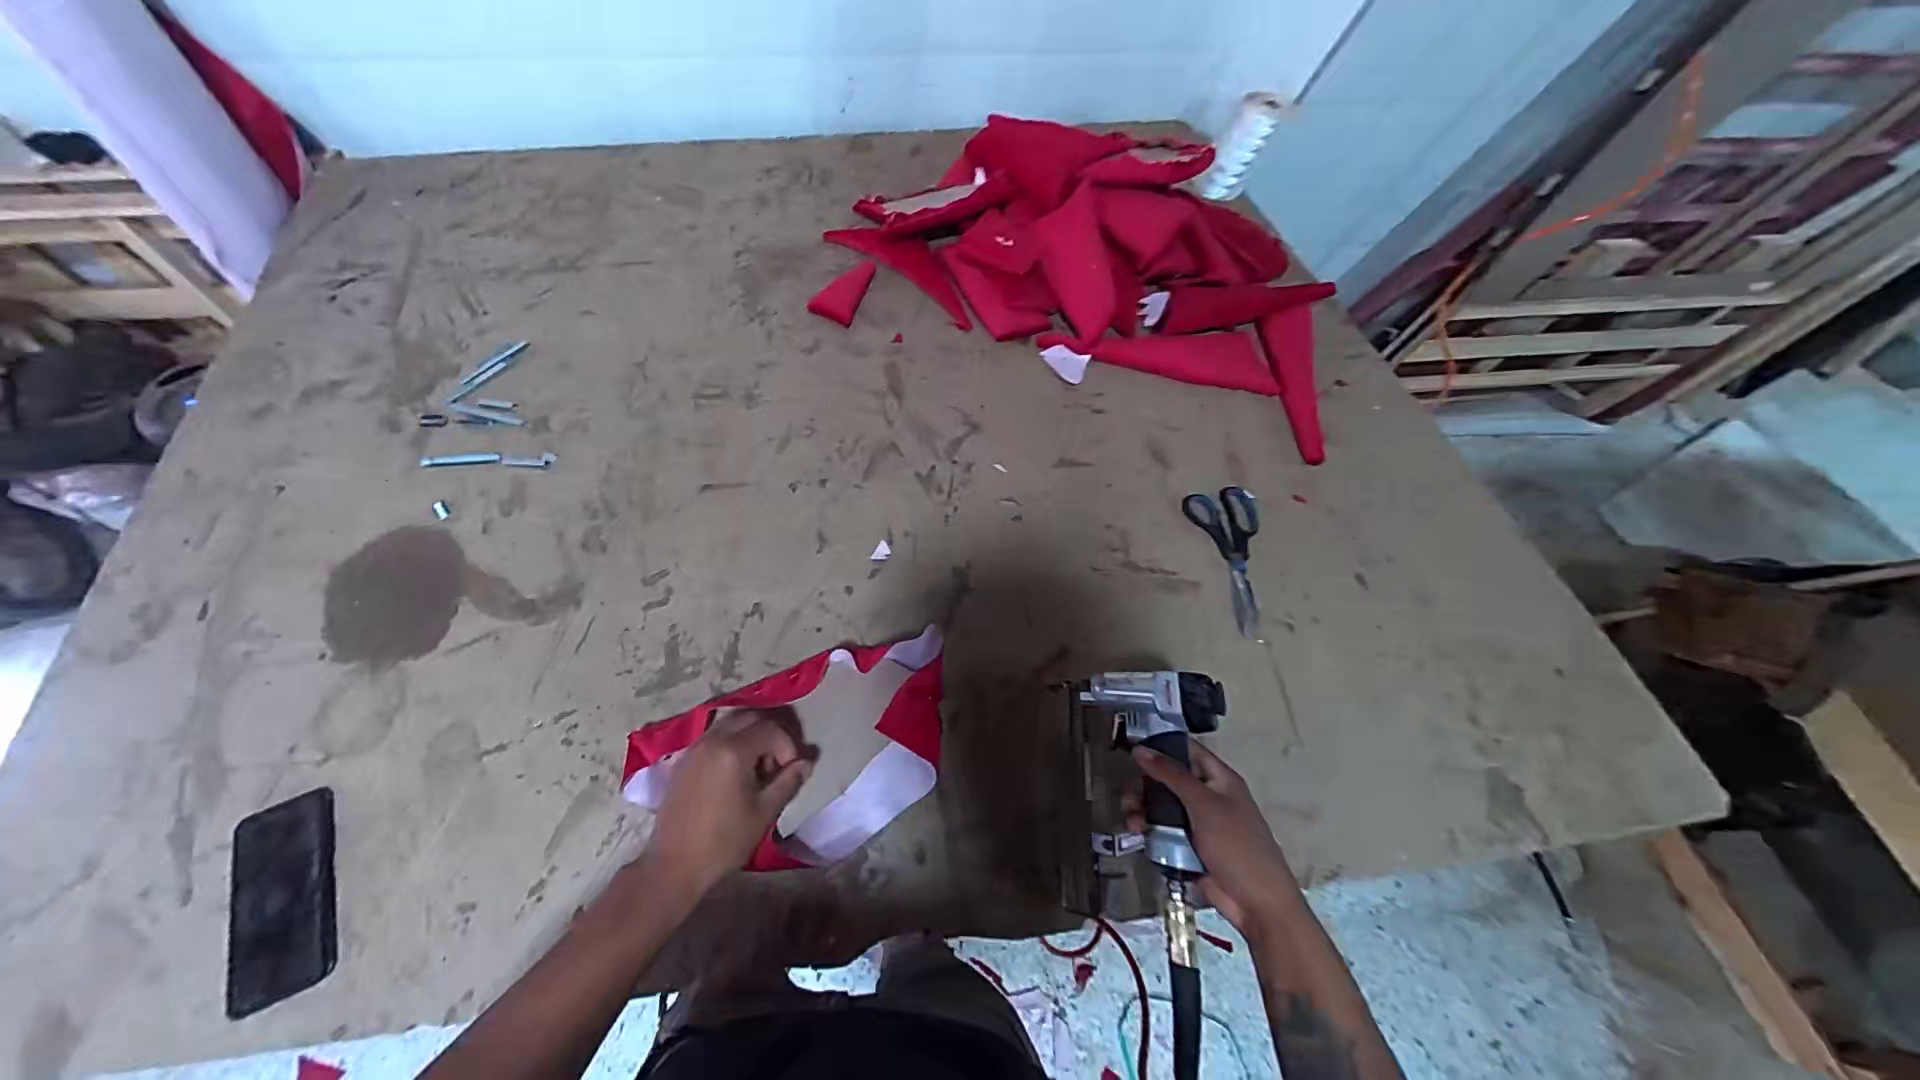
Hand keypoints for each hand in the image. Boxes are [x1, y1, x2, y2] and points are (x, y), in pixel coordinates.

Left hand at [643, 708, 812, 895]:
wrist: (674, 866)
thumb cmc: (724, 841)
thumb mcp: (764, 812)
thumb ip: (788, 781)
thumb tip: (806, 763)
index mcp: (733, 750)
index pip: (771, 729)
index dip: (788, 747)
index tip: (790, 772)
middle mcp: (712, 740)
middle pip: (750, 717)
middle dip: (771, 735)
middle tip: (777, 764)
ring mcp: (694, 748)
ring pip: (731, 724)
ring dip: (750, 736)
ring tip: (757, 768)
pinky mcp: (684, 761)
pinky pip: (714, 736)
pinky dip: (732, 743)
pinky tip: (735, 773)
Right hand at [1128, 740, 1302, 938]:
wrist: (1256, 903)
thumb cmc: (1236, 846)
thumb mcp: (1203, 804)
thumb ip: (1171, 774)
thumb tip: (1141, 748)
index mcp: (1219, 779)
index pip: (1187, 750)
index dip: (1160, 744)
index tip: (1131, 746)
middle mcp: (1208, 796)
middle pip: (1168, 778)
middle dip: (1145, 784)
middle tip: (1129, 795)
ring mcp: (1197, 822)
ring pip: (1161, 804)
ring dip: (1143, 808)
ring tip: (1133, 820)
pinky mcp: (1187, 844)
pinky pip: (1162, 828)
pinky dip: (1148, 828)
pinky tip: (1138, 833)